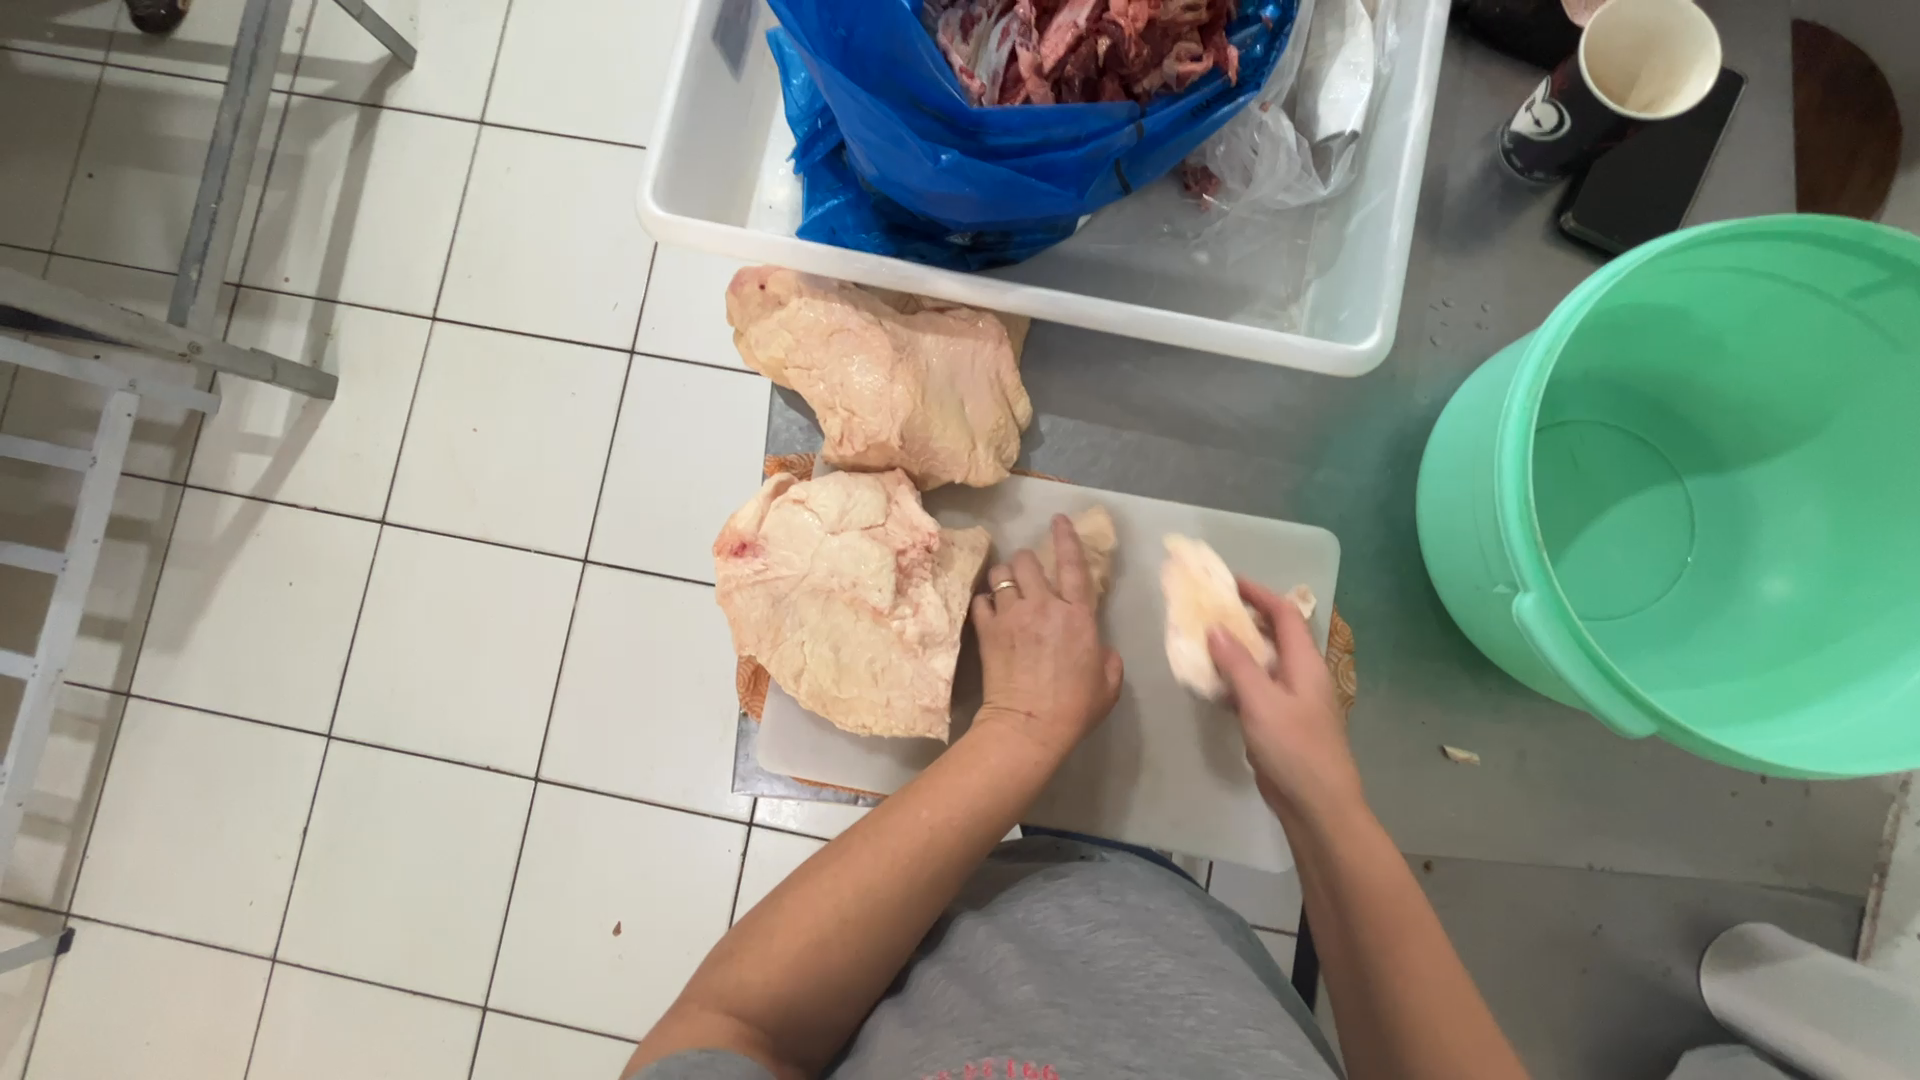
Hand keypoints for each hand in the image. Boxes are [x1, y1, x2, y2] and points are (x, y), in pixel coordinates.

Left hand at [970, 515, 1123, 758]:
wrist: (1029, 725)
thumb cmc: (1074, 708)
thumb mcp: (1108, 683)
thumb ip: (1107, 656)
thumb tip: (1098, 647)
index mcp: (1078, 616)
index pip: (1073, 565)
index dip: (1066, 537)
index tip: (1058, 520)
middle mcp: (1044, 606)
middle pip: (1028, 560)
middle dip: (1027, 560)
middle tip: (1027, 573)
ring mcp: (1012, 615)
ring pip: (1001, 575)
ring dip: (1004, 577)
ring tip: (1005, 588)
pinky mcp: (987, 630)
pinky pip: (980, 601)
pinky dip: (984, 602)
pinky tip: (988, 611)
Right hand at [1208, 579, 1364, 819]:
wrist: (1318, 806)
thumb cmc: (1294, 750)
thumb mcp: (1261, 702)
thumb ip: (1237, 664)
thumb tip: (1215, 628)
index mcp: (1306, 665)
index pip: (1286, 615)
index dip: (1260, 594)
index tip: (1229, 583)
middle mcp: (1302, 676)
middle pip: (1275, 635)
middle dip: (1245, 618)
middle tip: (1210, 610)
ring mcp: (1292, 701)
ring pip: (1263, 663)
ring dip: (1237, 649)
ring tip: (1203, 640)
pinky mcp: (1280, 722)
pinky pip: (1255, 688)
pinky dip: (1235, 678)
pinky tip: (1212, 684)